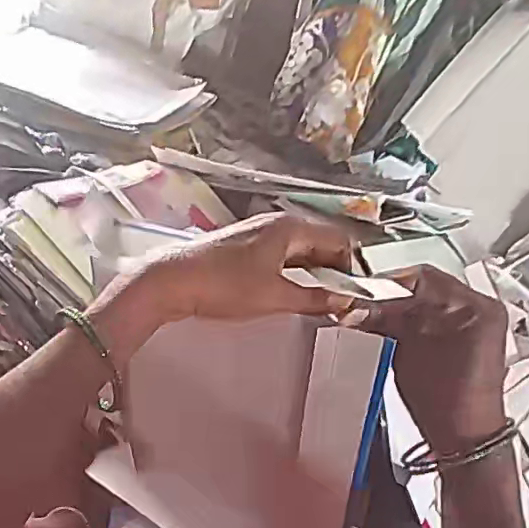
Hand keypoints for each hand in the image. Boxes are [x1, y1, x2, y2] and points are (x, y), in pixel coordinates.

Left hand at [101, 210, 358, 323]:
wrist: (171, 282)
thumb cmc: (224, 285)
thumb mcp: (275, 296)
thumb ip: (314, 299)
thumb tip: (345, 302)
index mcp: (290, 228)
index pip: (338, 240)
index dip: (352, 267)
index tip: (357, 293)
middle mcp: (276, 224)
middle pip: (319, 244)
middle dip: (334, 271)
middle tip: (343, 302)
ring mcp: (257, 235)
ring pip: (299, 252)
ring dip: (313, 274)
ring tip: (321, 302)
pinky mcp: (243, 250)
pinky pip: (280, 258)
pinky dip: (293, 274)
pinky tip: (291, 294)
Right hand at [351, 266, 508, 453]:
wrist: (463, 439)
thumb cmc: (448, 407)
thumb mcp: (408, 357)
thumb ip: (386, 323)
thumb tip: (359, 306)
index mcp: (476, 308)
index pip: (422, 278)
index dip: (385, 284)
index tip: (359, 293)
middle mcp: (480, 311)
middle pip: (423, 287)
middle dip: (388, 297)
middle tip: (359, 306)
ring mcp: (474, 325)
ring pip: (424, 302)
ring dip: (395, 309)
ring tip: (369, 318)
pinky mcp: (463, 340)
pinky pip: (430, 319)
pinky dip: (407, 322)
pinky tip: (387, 330)